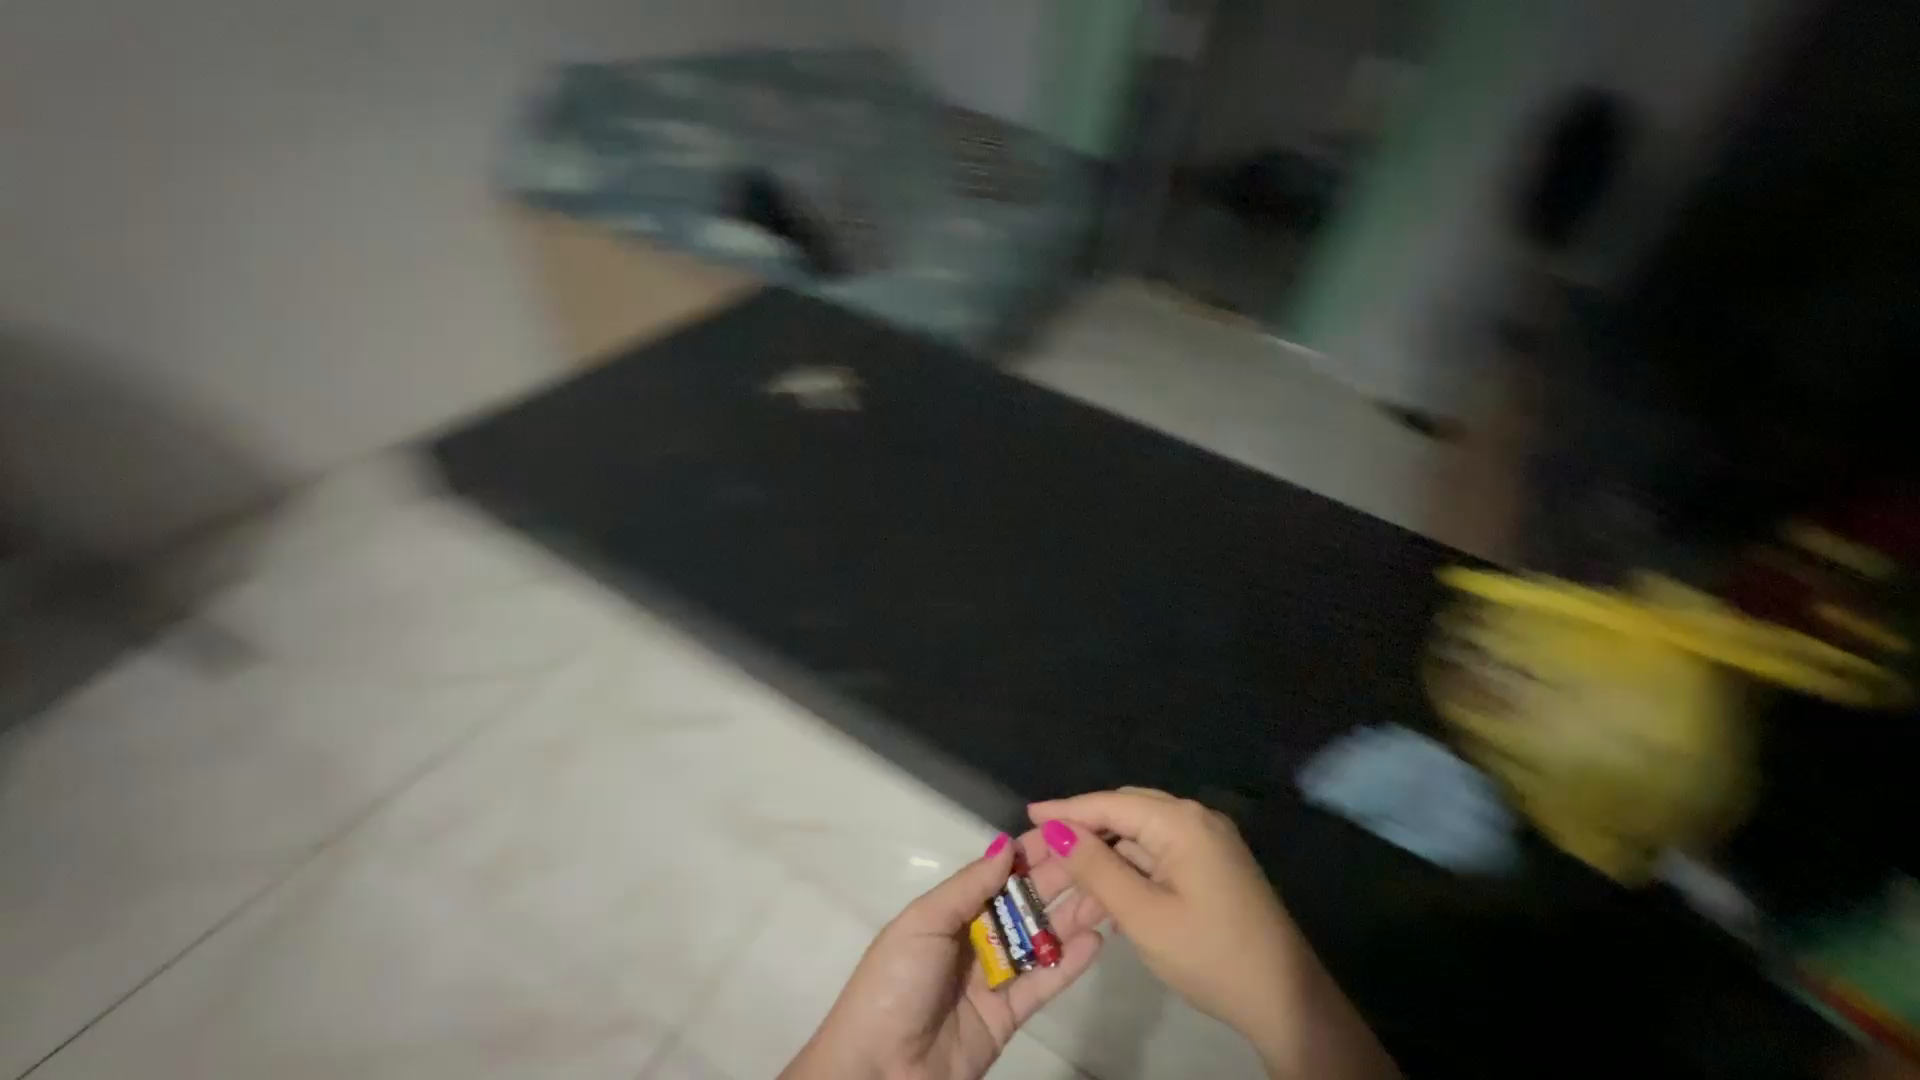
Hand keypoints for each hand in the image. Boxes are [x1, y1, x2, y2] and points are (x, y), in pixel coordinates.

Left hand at [781, 832, 1103, 1079]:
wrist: (879, 1070)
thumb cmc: (894, 984)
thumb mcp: (922, 923)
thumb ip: (968, 886)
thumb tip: (1007, 845)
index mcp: (950, 911)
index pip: (998, 874)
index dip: (1031, 853)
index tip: (1068, 830)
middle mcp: (975, 937)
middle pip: (1024, 903)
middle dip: (1060, 879)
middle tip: (1101, 855)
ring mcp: (994, 976)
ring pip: (1040, 939)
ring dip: (1072, 915)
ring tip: (1109, 892)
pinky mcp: (1009, 1015)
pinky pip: (1043, 982)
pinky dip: (1069, 962)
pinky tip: (1096, 939)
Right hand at [1029, 788, 1398, 1079]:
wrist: (1285, 1001)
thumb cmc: (1209, 954)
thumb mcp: (1143, 915)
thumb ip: (1097, 867)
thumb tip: (1056, 829)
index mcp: (1181, 822)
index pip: (1110, 803)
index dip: (1067, 809)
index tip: (1028, 814)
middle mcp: (1196, 819)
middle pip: (1125, 811)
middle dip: (1083, 828)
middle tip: (1043, 846)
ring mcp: (1208, 842)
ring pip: (1141, 834)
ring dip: (1105, 852)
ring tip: (1065, 872)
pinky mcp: (1212, 866)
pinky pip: (1159, 853)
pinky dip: (1130, 867)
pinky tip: (1105, 890)